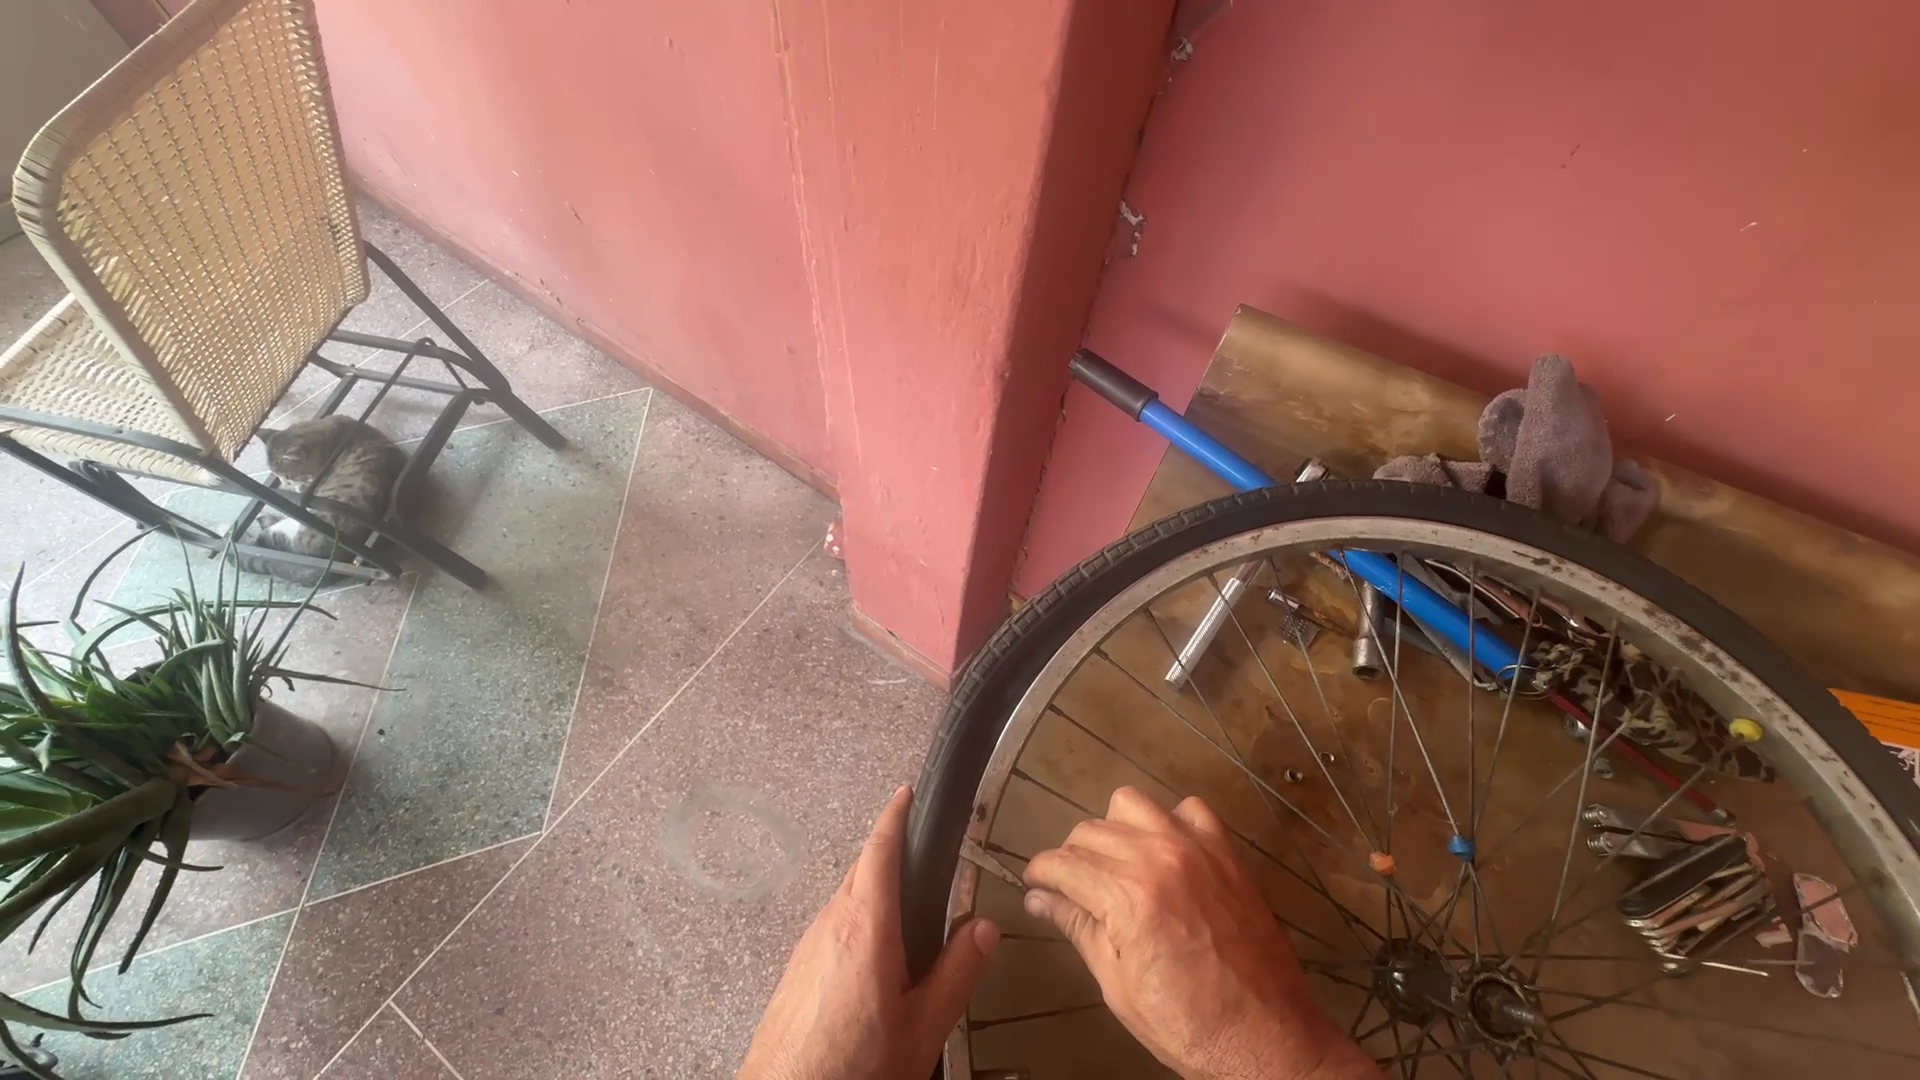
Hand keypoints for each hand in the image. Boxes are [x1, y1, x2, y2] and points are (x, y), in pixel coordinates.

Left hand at [739, 785, 999, 1079]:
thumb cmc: (851, 1069)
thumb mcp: (922, 1027)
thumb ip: (956, 972)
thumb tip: (983, 929)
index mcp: (865, 925)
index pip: (880, 849)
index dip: (895, 815)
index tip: (906, 793)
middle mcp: (830, 923)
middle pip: (862, 870)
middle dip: (890, 855)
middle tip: (921, 857)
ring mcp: (807, 946)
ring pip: (846, 899)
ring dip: (873, 893)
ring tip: (906, 918)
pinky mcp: (796, 971)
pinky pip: (832, 927)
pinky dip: (856, 923)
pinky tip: (873, 962)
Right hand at [1024, 788, 1376, 1079]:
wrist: (1267, 1038)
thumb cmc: (1186, 1024)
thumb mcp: (1118, 985)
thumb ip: (1078, 928)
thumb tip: (1038, 899)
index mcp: (1125, 897)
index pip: (1062, 863)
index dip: (1040, 872)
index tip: (1035, 883)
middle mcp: (1156, 858)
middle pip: (1089, 831)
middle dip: (1071, 856)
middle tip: (1074, 886)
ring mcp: (1194, 847)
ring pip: (1130, 803)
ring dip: (1114, 828)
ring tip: (1117, 862)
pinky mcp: (1225, 850)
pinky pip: (1188, 808)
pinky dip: (1170, 821)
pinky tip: (1166, 851)